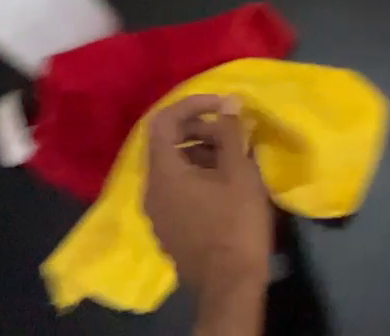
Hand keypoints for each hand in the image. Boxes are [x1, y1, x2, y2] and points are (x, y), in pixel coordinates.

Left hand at [143, 94, 272, 297]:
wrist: (231, 286)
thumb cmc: (235, 223)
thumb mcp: (238, 171)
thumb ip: (229, 132)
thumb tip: (228, 102)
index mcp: (163, 173)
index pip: (163, 121)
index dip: (193, 104)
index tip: (222, 105)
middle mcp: (151, 191)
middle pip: (167, 143)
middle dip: (200, 128)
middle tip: (233, 131)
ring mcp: (157, 214)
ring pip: (174, 167)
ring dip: (201, 151)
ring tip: (234, 155)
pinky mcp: (169, 229)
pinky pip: (177, 189)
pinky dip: (197, 174)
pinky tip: (225, 182)